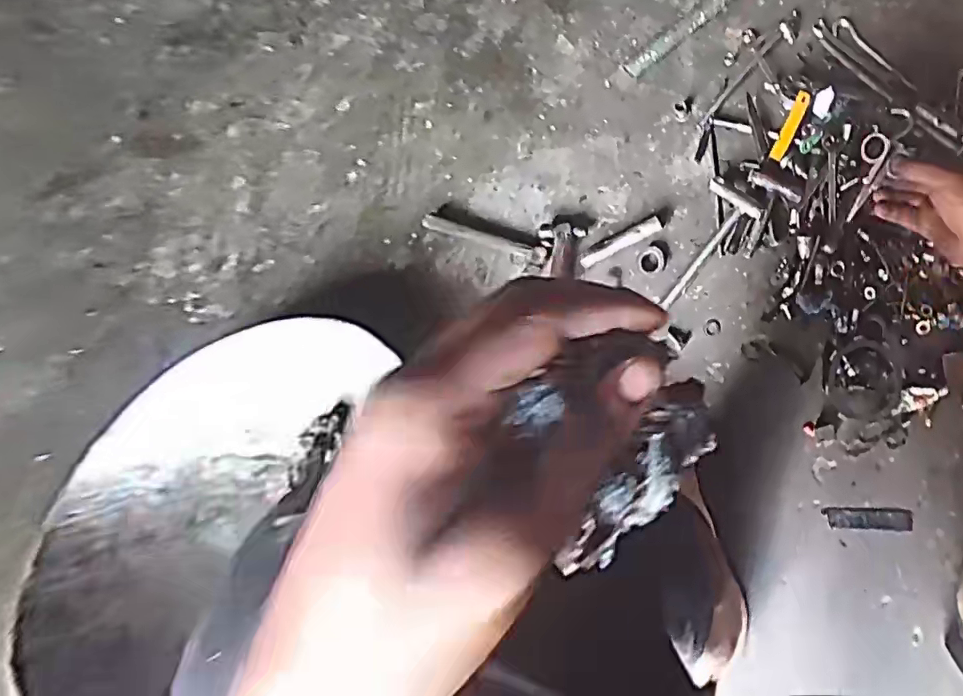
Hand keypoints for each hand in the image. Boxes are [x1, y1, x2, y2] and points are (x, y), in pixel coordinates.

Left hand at [232, 278, 667, 695]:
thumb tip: (636, 378)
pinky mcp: (416, 426)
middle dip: (590, 307)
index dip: (605, 309)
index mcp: (427, 404)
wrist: (312, 692)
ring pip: (504, 328)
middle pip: (516, 305)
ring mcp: (408, 404)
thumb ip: (586, 445)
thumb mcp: (515, 541)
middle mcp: (411, 389)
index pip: (535, 315)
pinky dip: (544, 361)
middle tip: (641, 330)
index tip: (650, 321)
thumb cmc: (392, 635)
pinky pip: (491, 363)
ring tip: (618, 359)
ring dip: (569, 331)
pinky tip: (572, 389)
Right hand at [873, 160, 962, 271]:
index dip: (902, 165)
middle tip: (874, 179)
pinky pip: (908, 218)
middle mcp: (946, 193)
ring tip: (874, 194)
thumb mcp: (945, 181)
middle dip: (893, 181)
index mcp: (953, 176)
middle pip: (913, 184)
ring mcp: (939, 212)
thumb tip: (898, 164)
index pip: (922, 167)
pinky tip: (881, 209)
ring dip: (890, 197)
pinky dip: (893, 213)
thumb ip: (919, 171)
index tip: (885, 164)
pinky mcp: (932, 230)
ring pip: (908, 201)